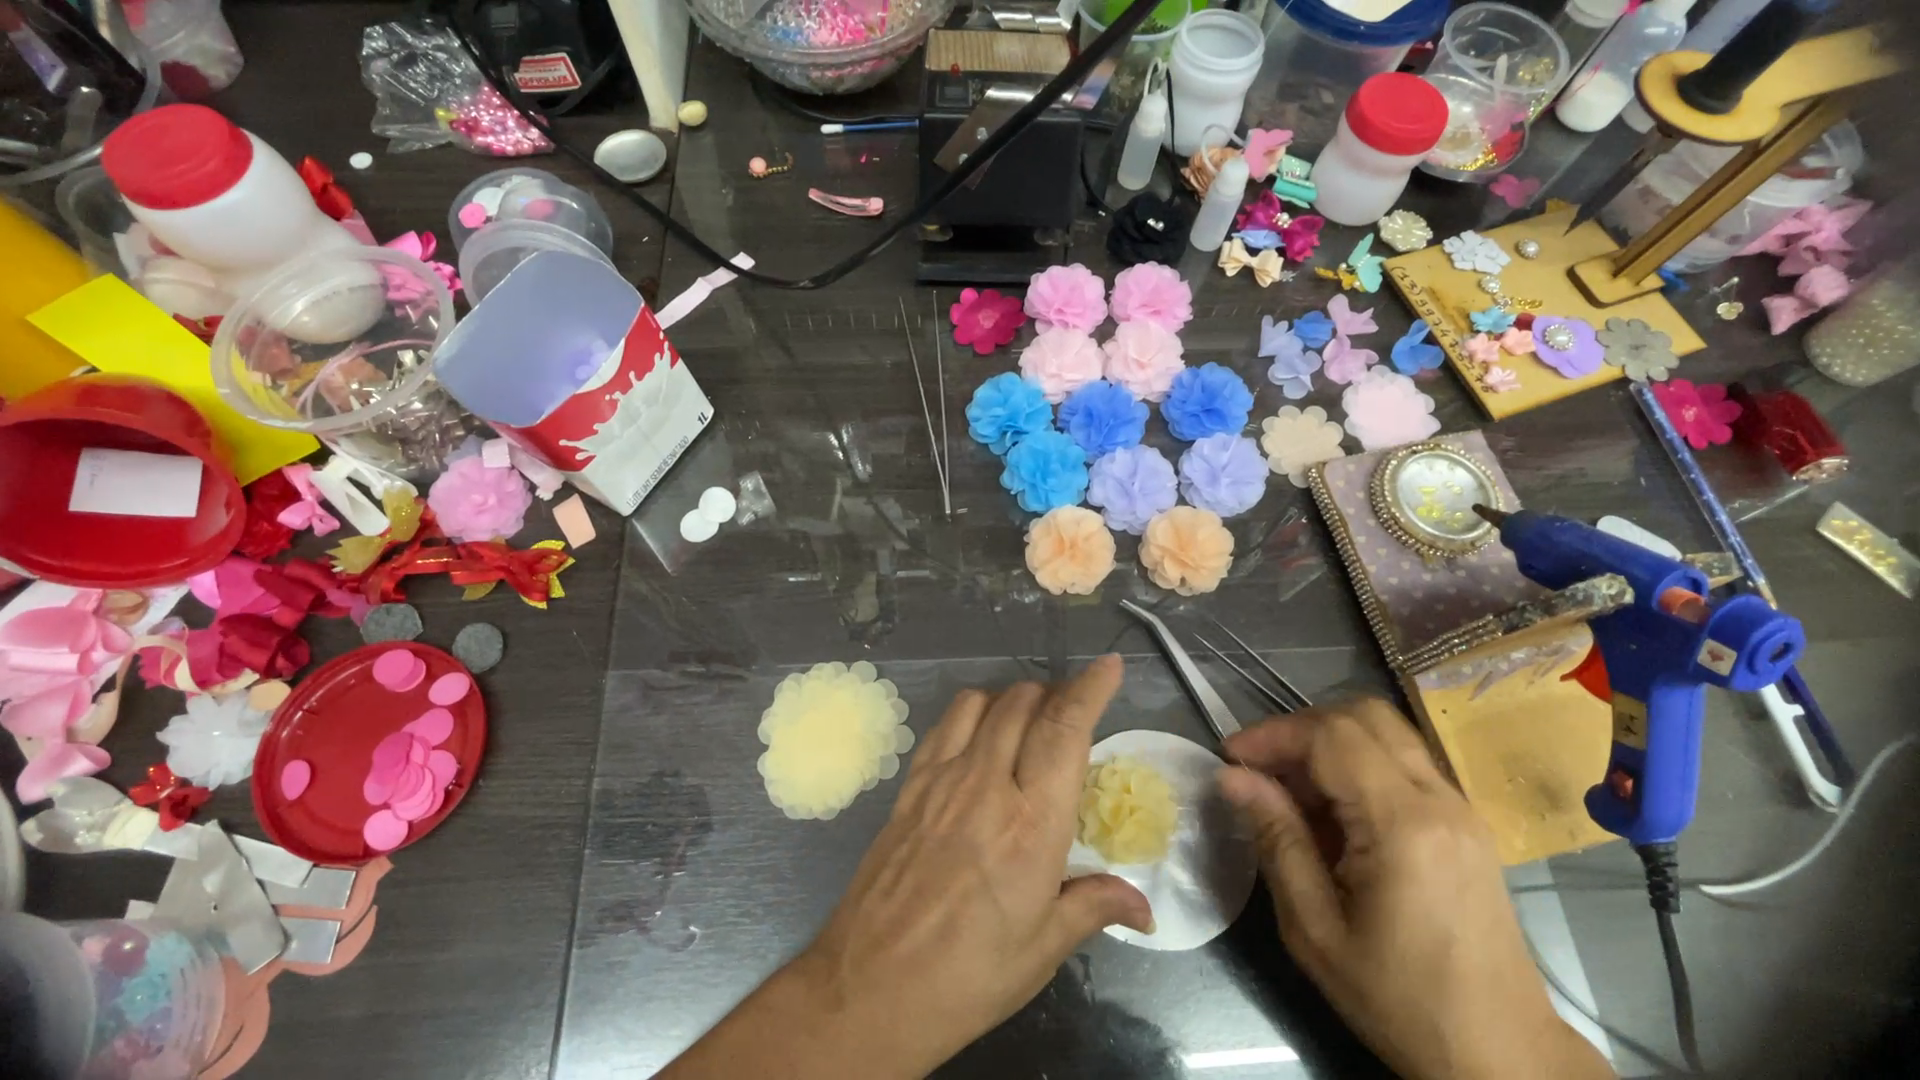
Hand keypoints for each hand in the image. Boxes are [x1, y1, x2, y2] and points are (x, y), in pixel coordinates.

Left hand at [792, 655, 1150, 1075]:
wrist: (868, 989)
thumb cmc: (967, 976)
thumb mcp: (1041, 949)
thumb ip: (1094, 907)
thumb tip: (1145, 907)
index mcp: (1030, 823)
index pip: (1064, 729)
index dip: (1090, 689)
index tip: (1109, 666)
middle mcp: (984, 785)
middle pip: (1021, 702)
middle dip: (1054, 692)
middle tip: (1074, 710)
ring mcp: (938, 782)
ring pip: (977, 703)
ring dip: (1009, 698)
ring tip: (1028, 720)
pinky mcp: (906, 791)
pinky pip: (940, 729)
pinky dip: (968, 716)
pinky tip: (976, 742)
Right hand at [1218, 699, 1612, 1079]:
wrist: (1500, 1052)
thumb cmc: (1398, 999)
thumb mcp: (1315, 929)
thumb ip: (1276, 840)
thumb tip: (1232, 777)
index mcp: (1403, 825)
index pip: (1331, 736)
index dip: (1273, 735)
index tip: (1229, 759)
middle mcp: (1441, 800)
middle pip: (1363, 716)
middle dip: (1300, 729)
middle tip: (1258, 768)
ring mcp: (1461, 808)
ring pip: (1386, 732)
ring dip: (1329, 743)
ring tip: (1290, 789)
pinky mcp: (1466, 822)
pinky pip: (1404, 762)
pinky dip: (1358, 763)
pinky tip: (1332, 811)